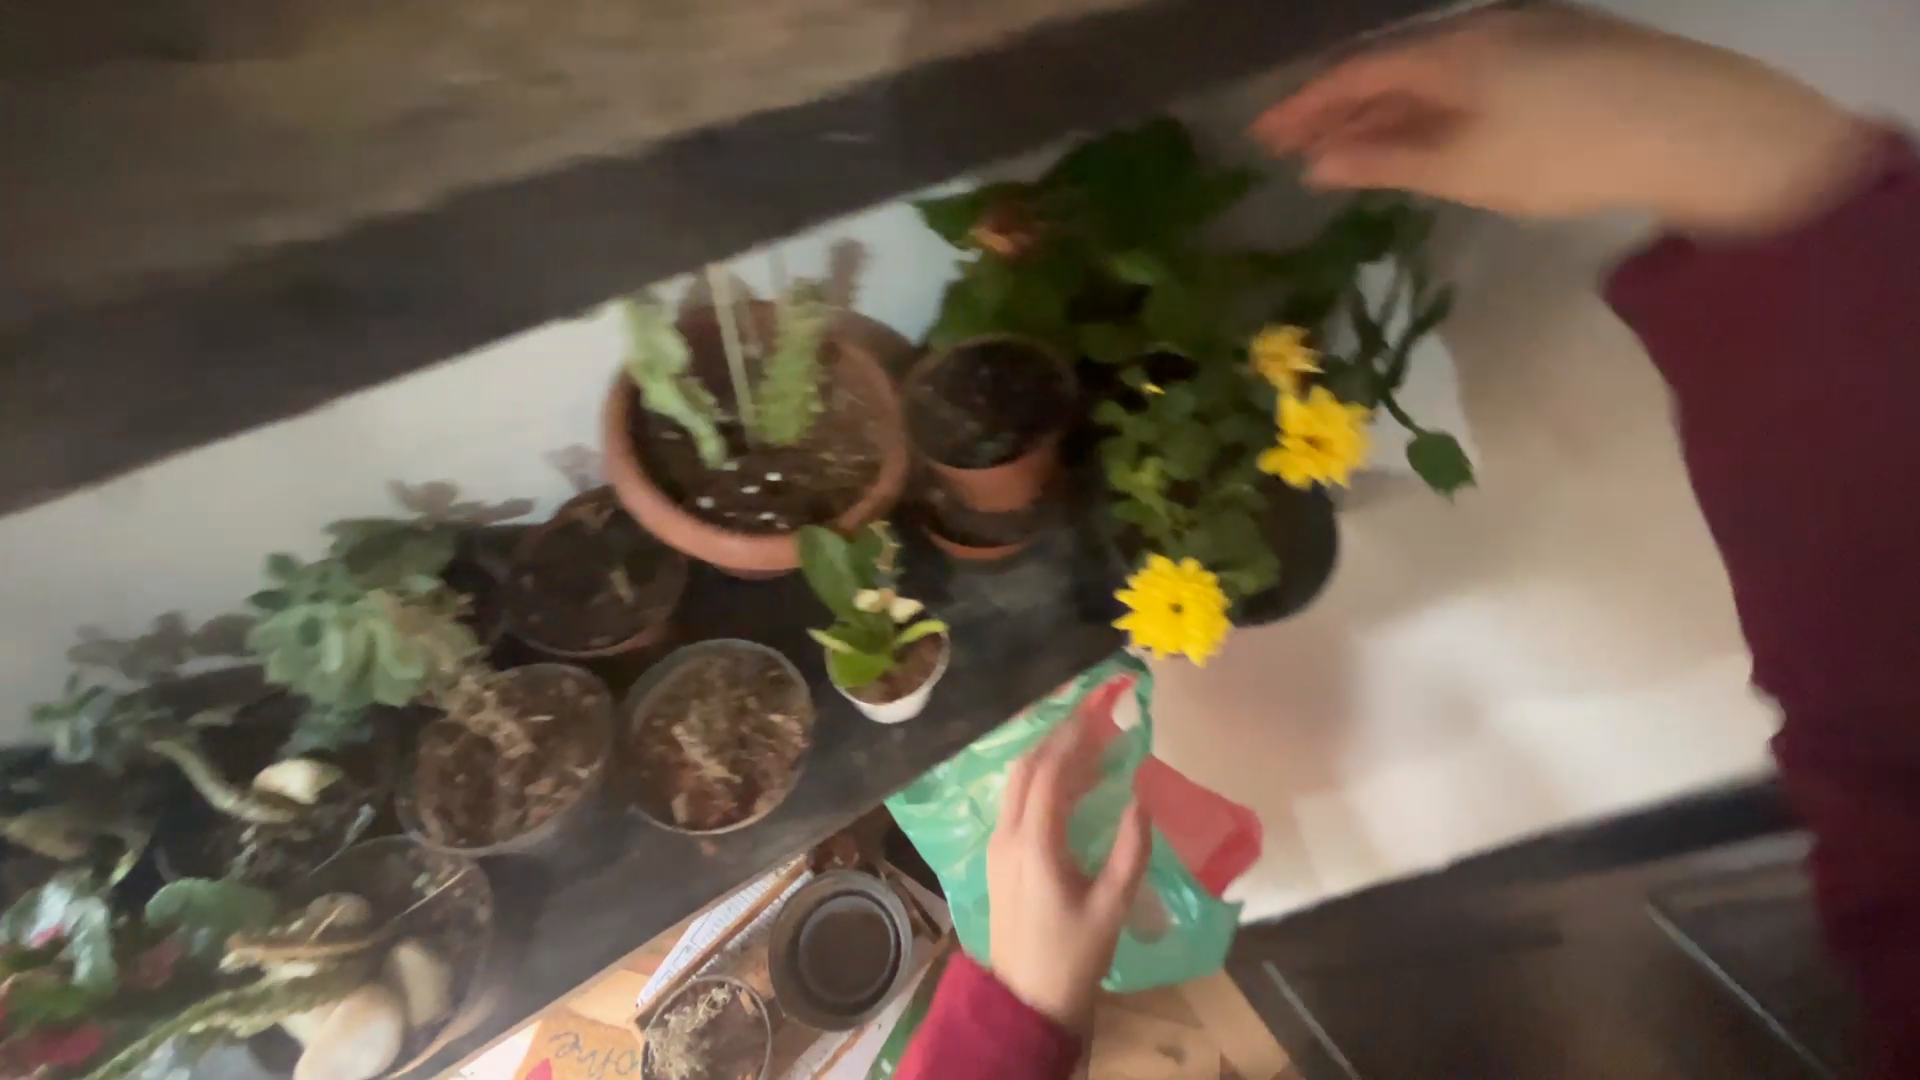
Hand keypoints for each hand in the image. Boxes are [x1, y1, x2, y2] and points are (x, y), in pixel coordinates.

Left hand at [987, 706, 1150, 1031]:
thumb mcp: (1112, 906)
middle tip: (1091, 719)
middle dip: (1056, 737)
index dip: (1072, 738)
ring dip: (1046, 755)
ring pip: (1016, 782)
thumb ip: (1129, 850)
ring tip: (1084, 743)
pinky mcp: (997, 854)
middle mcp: (1007, 834)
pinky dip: (1039, 779)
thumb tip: (1141, 797)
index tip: (1097, 714)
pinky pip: (1015, 800)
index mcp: (1034, 843)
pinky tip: (1066, 782)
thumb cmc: (1073, 955)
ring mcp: (997, 843)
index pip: (1048, 772)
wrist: (1024, 1000)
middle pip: (1025, 767)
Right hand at [1251, 6, 1870, 232]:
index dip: (1304, 105)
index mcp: (1451, 52)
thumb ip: (1382, 161)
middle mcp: (1479, 32)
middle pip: (1385, 69)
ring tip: (1330, 147)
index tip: (1261, 135)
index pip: (1356, 73)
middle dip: (1330, 108)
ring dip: (1371, 112)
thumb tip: (1316, 164)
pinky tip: (1403, 134)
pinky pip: (1456, 81)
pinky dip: (1416, 110)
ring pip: (1422, 77)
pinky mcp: (1547, 58)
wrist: (1694, 130)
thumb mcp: (1458, 166)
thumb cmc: (1559, 153)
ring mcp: (1518, 40)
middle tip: (1283, 144)